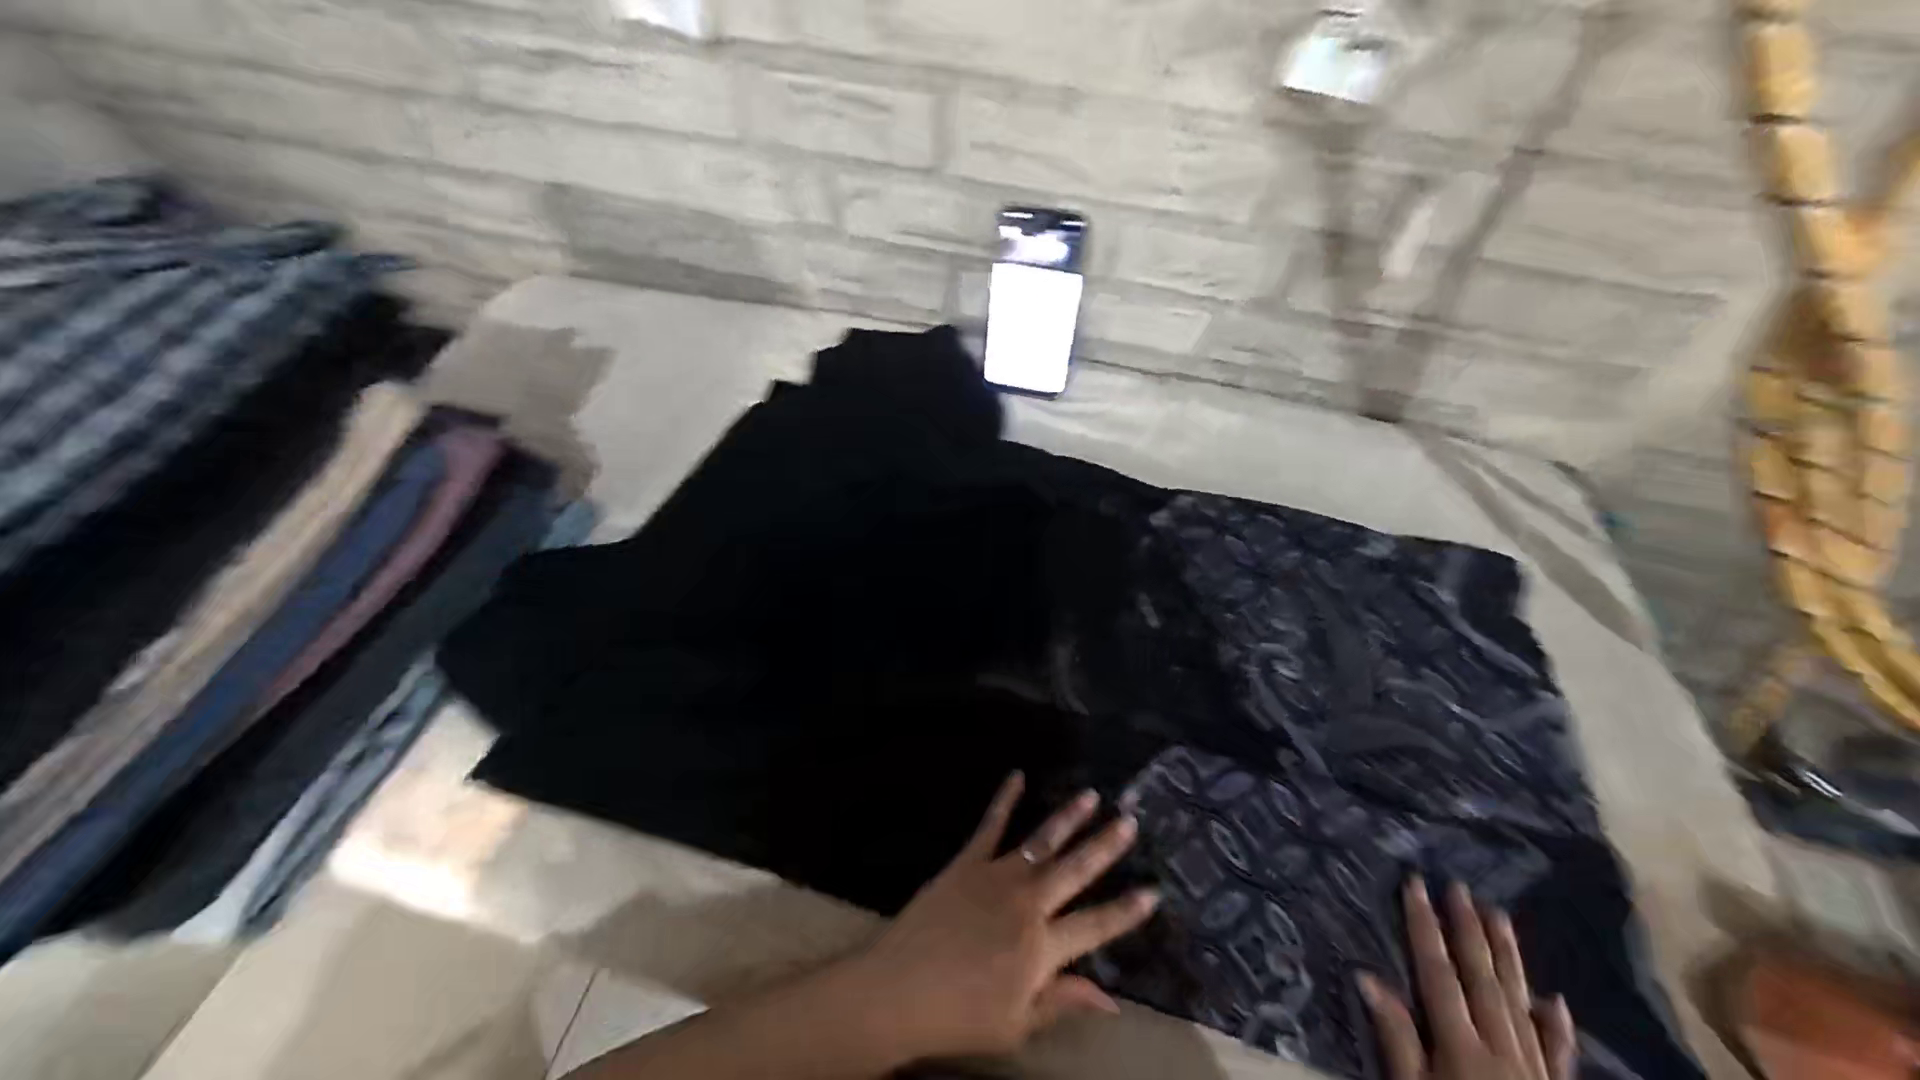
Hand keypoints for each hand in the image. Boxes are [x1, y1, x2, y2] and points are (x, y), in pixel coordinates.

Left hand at [848, 771, 1159, 1062]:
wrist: (898, 990)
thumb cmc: (960, 1016)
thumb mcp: (1017, 1025)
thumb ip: (1063, 1001)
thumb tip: (1112, 998)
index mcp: (1043, 947)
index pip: (1096, 925)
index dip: (1127, 910)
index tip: (1154, 890)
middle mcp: (1027, 903)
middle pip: (1075, 870)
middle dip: (1105, 845)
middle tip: (1129, 820)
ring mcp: (996, 876)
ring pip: (1041, 841)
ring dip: (1068, 817)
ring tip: (1090, 795)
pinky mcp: (966, 862)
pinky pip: (990, 826)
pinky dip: (1004, 799)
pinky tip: (1016, 775)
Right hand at [1359, 878, 1577, 1079]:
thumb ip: (1397, 1038)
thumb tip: (1368, 975)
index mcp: (1462, 1046)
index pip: (1438, 972)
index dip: (1424, 926)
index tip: (1415, 885)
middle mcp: (1502, 1048)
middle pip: (1482, 979)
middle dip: (1467, 929)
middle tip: (1459, 885)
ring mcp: (1534, 1070)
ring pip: (1520, 1001)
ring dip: (1508, 957)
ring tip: (1500, 915)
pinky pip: (1559, 1052)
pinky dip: (1556, 1024)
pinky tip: (1553, 998)